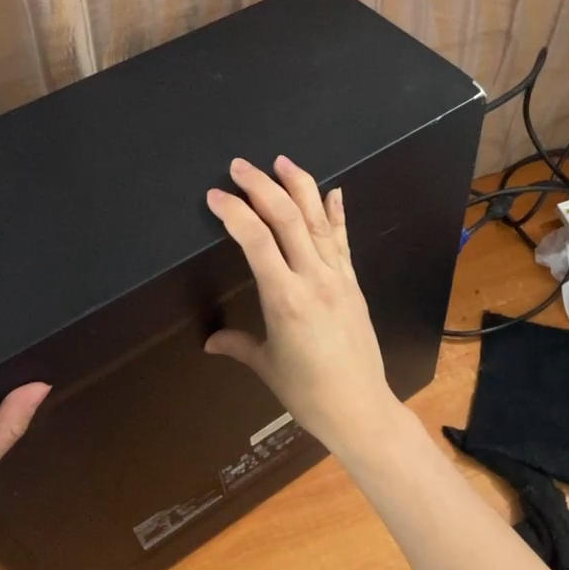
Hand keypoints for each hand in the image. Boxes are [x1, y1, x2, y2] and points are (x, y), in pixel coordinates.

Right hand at [204, 156, 403, 454]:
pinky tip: (334, 192)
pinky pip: (343, 242)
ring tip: (283, 162)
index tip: (215, 196)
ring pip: (319, 221)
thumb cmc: (307, 391)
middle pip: (288, 219)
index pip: (256, 240)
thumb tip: (209, 341)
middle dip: (262, 186)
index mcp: (285, 298)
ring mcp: (338, 278)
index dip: (234, 212)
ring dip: (300, 187)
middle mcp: (314, 279)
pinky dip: (338, 215)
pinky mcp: (354, 284)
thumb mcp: (266, 366)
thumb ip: (237, 345)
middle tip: (240, 166)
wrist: (359, 407)